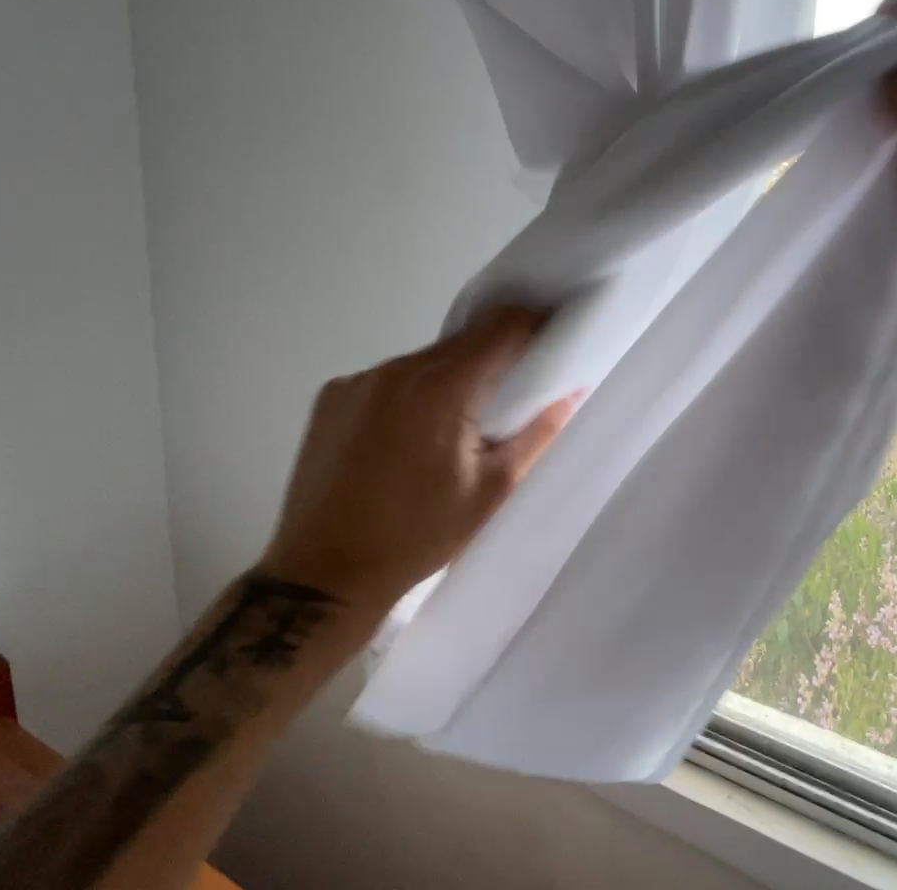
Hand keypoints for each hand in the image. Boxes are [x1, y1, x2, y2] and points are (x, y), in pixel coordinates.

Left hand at [257, 308, 577, 612]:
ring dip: (449, 378)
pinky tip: (407, 438)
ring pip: (423, 361)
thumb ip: (538, 433)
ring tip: (455, 426)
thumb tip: (571, 391)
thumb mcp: (494, 490)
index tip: (552, 337)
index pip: (500, 327)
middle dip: (493, 357)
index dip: (533, 323)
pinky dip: (410, 394)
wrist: (324, 574)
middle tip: (511, 393)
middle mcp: (395, 370)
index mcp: (442, 388)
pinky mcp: (330, 398)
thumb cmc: (419, 535)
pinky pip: (387, 380)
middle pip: (461, 342)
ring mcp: (356, 381)